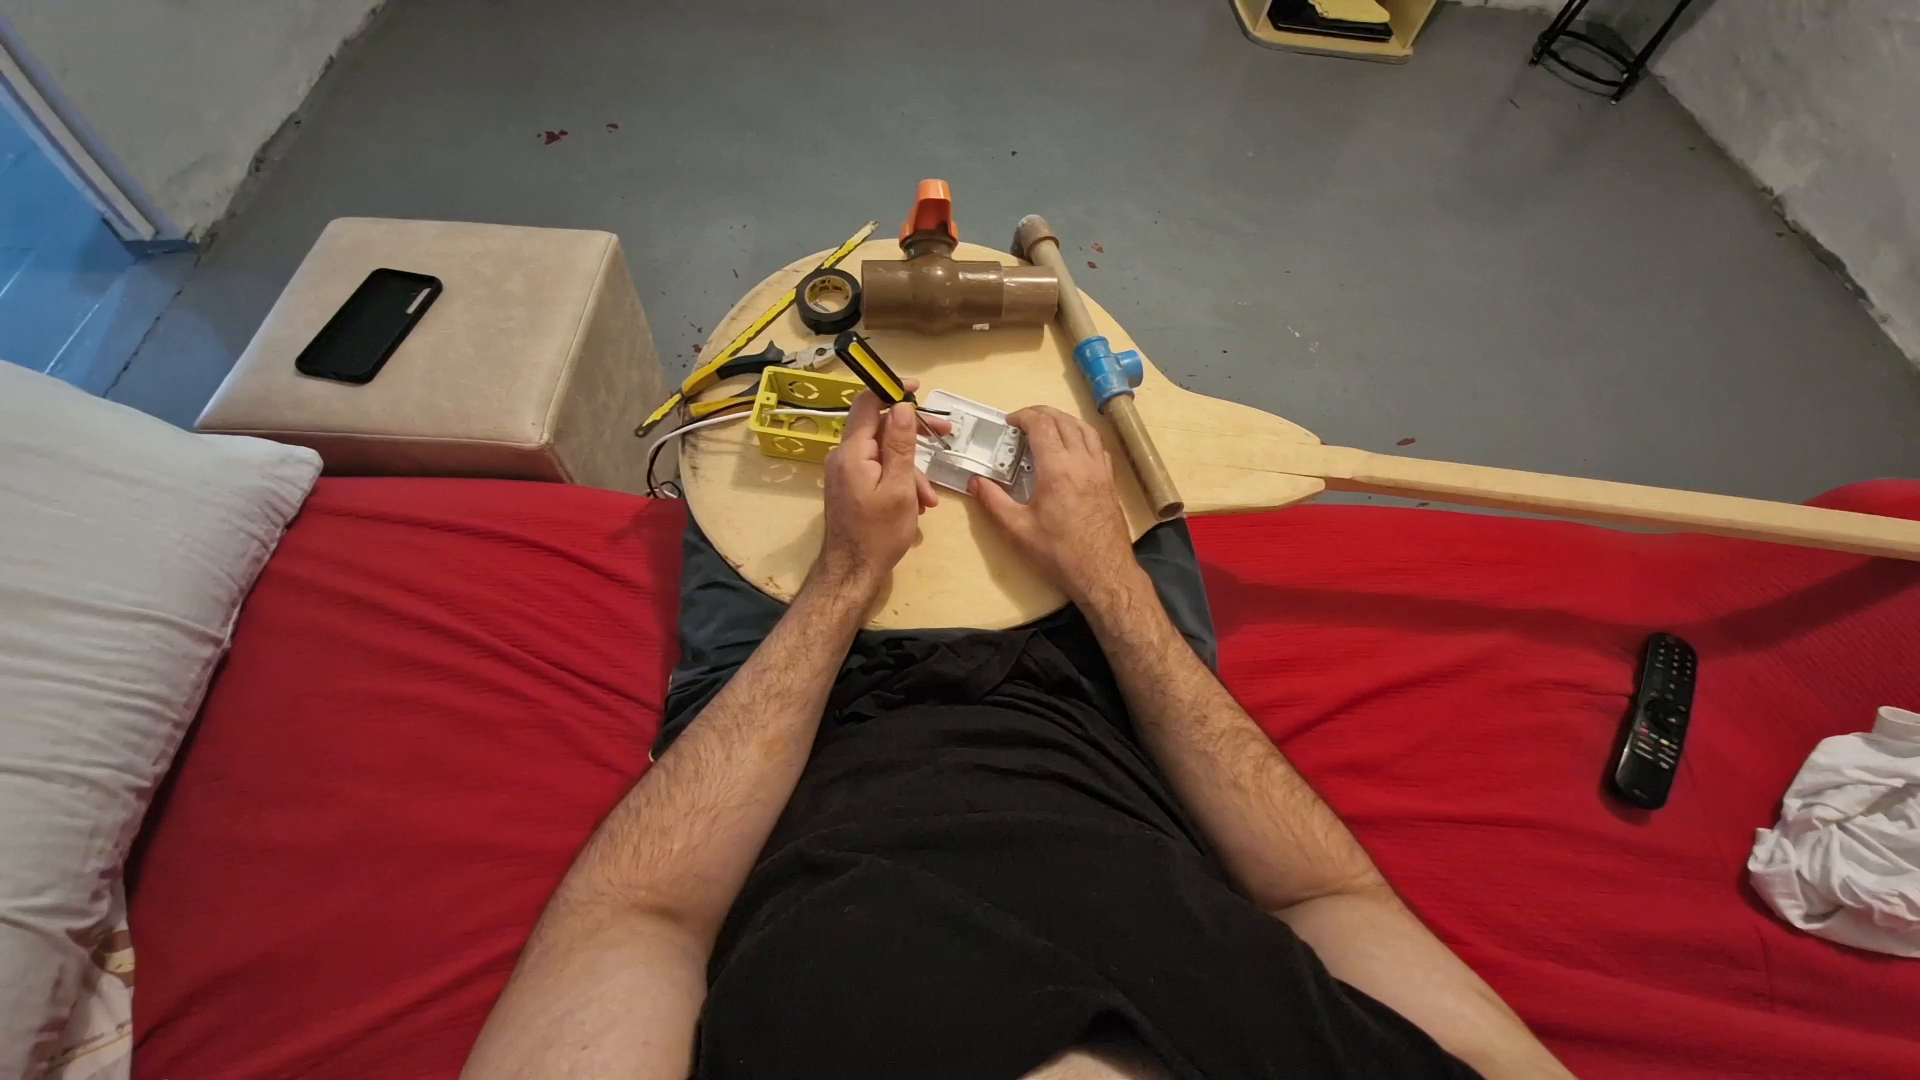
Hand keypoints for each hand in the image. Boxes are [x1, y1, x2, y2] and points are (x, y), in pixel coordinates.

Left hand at [814, 380, 948, 598]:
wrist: (853, 573)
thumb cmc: (879, 534)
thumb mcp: (899, 487)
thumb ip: (901, 445)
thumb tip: (903, 406)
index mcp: (852, 452)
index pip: (868, 404)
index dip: (892, 390)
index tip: (918, 389)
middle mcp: (844, 457)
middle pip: (880, 429)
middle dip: (913, 436)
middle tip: (945, 435)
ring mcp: (846, 473)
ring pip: (884, 454)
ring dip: (911, 469)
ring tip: (929, 498)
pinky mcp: (851, 487)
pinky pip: (878, 471)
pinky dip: (899, 481)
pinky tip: (917, 504)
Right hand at [969, 406, 1139, 604]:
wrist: (1102, 573)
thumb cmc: (1058, 553)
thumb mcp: (1017, 530)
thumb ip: (993, 501)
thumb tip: (975, 482)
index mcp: (1057, 469)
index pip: (1042, 426)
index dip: (1024, 416)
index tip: (1010, 422)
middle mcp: (1082, 462)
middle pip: (1064, 421)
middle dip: (1042, 414)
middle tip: (1023, 420)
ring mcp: (1100, 471)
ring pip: (1085, 430)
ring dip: (1064, 421)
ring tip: (1048, 427)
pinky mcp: (1110, 482)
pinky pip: (1098, 447)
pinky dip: (1083, 437)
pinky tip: (1074, 449)